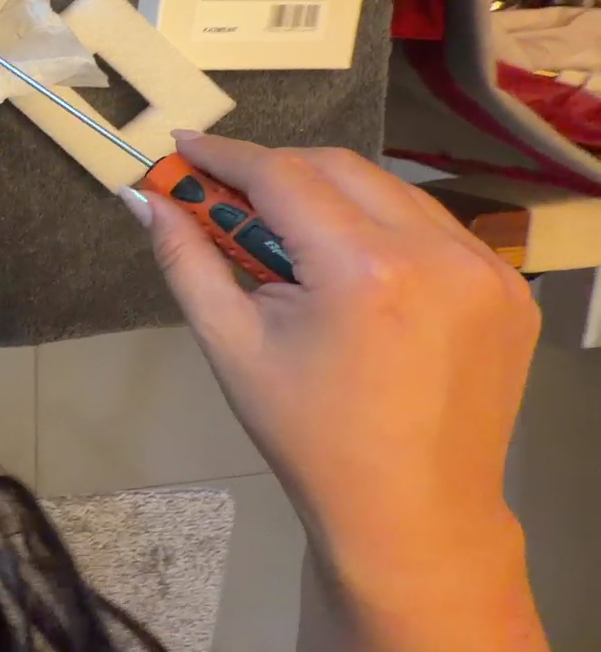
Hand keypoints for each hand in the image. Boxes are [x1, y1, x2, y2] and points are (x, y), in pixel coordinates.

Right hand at [124, 134, 539, 600]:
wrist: (410, 505)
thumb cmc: (300, 425)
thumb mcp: (226, 340)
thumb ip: (184, 257)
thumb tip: (143, 199)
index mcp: (365, 270)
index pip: (283, 175)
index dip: (224, 154)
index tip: (180, 146)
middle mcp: (440, 253)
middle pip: (337, 167)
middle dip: (269, 166)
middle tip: (216, 189)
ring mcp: (488, 270)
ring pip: (385, 188)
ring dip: (318, 188)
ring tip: (270, 225)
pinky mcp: (507, 288)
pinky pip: (424, 223)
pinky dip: (366, 218)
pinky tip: (333, 255)